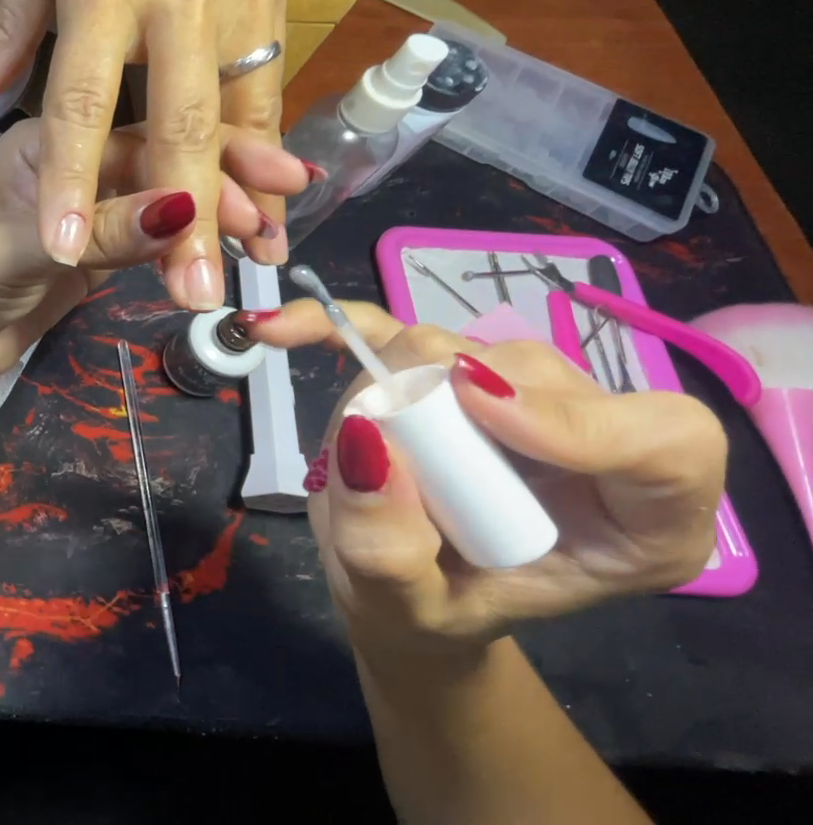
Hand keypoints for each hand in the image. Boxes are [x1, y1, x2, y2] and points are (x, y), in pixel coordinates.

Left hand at [0, 0, 303, 306]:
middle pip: (176, 127)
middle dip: (184, 220)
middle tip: (189, 295)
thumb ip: (10, 27)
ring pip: (237, 115)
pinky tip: (270, 196)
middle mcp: (172, 0)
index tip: (64, 248)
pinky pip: (267, 84)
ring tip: (242, 268)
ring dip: (240, 198)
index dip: (72, 180)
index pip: (80, 102)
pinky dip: (266, 146)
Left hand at [0, 119, 306, 383]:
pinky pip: (156, 234)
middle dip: (228, 178)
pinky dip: (193, 243)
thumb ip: (100, 232)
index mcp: (48, 136)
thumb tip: (189, 211)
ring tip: (269, 237)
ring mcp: (91, 201)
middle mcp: (75, 159)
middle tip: (289, 200)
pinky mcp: (100, 243)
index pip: (140, 135)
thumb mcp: (20, 247)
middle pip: (163, 158)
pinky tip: (234, 250)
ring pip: (167, 196)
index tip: (270, 179)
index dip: (204, 157)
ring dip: (218, 213)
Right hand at [245, 301, 725, 658]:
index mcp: (634, 520)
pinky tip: (277, 328)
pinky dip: (332, 323)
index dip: (574, 414)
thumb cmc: (424, 614)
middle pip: (535, 375)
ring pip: (460, 345)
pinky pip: (391, 327)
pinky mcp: (439, 372)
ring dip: (389, 377)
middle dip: (445, 396)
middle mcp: (585, 443)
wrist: (403, 590)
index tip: (473, 405)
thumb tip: (365, 436)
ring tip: (347, 446)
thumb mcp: (406, 608)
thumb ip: (389, 548)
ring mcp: (509, 397)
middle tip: (376, 436)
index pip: (660, 439)